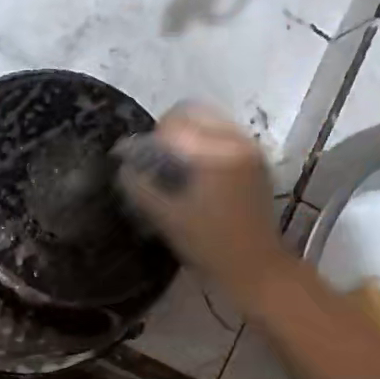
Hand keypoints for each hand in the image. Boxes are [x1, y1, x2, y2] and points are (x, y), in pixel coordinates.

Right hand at [116, 104, 285, 305]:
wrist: (256, 266)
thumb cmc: (209, 244)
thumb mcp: (166, 218)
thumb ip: (140, 188)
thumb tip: (123, 167)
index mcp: (214, 153)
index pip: (173, 123)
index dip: (147, 138)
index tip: (133, 158)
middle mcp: (236, 141)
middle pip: (193, 112)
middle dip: (167, 130)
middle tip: (153, 159)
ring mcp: (250, 149)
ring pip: (209, 121)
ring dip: (187, 135)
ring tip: (173, 165)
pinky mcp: (256, 160)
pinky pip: (224, 136)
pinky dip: (204, 144)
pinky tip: (194, 173)